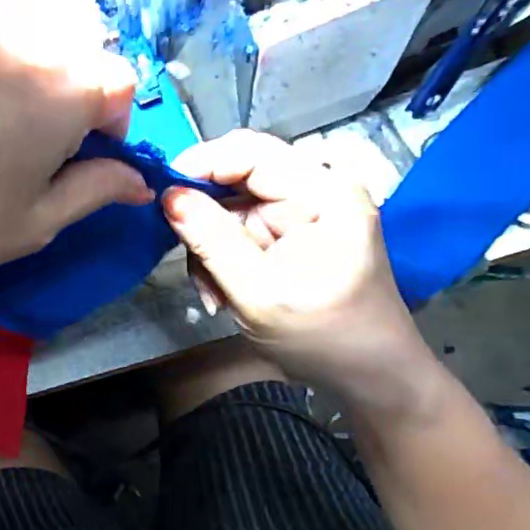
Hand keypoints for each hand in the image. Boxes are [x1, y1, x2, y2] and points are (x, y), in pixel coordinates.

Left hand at [0, 0, 153, 316]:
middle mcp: (7, 23)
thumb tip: (139, 182)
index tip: (79, 150)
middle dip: (69, 74)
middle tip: (30, 125)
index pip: (117, 77)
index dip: (106, 119)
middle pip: (72, 33)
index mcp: (55, 81)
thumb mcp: (34, 224)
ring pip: (13, 16)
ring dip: (16, 54)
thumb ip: (97, 189)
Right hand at [162, 131, 435, 402]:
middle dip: (205, 222)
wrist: (368, 377)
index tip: (161, 195)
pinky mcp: (291, 235)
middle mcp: (316, 191)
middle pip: (238, 180)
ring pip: (231, 211)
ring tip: (217, 296)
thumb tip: (168, 195)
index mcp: (324, 193)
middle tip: (191, 261)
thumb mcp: (260, 292)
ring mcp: (303, 214)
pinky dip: (224, 262)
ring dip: (212, 251)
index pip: (251, 152)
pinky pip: (241, 233)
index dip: (201, 164)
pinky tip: (226, 294)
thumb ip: (213, 241)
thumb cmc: (323, 338)